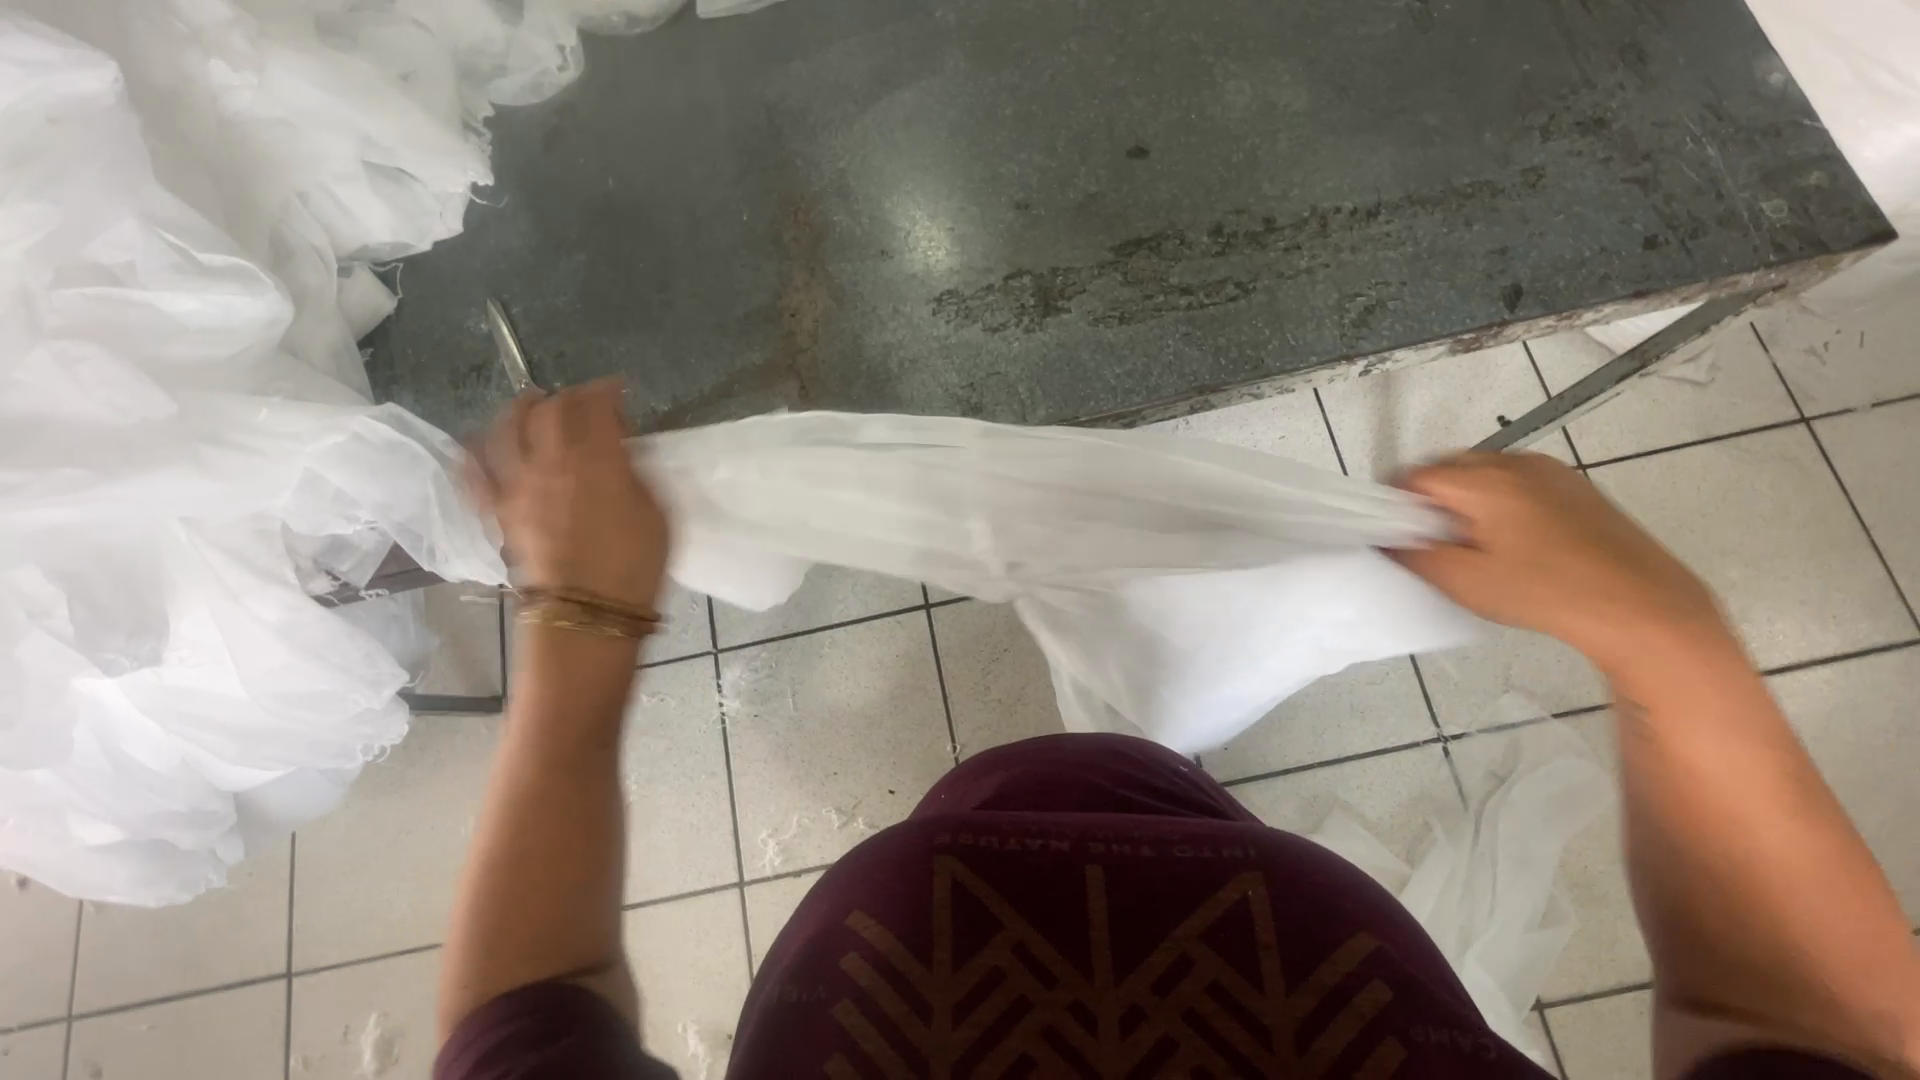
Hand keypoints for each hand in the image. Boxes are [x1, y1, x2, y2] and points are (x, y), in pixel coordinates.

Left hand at [466, 378, 670, 612]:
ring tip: (530, 404)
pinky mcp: (499, 512)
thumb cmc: (635, 565)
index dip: (606, 391)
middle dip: (568, 396)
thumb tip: (621, 455)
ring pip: (506, 430)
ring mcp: (518, 486)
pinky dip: (473, 452)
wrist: (589, 613)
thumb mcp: (657, 513)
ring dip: (519, 409)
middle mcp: (551, 463)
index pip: (595, 406)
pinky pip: (474, 474)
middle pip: (550, 410)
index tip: (617, 390)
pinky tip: (476, 442)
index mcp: (597, 460)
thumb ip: (636, 475)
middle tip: (582, 400)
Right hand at [1387, 451, 1731, 674]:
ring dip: (1465, 499)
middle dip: (1430, 499)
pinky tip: (1512, 542)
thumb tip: (1385, 538)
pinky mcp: (1576, 486)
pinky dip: (1499, 501)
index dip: (1396, 503)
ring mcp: (1551, 471)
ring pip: (1484, 472)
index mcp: (1486, 481)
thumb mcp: (1464, 582)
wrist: (1644, 607)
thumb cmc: (1546, 594)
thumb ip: (1413, 555)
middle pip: (1449, 466)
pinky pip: (1516, 481)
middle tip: (1433, 543)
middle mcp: (1517, 463)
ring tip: (1474, 545)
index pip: (1415, 475)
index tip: (1398, 535)